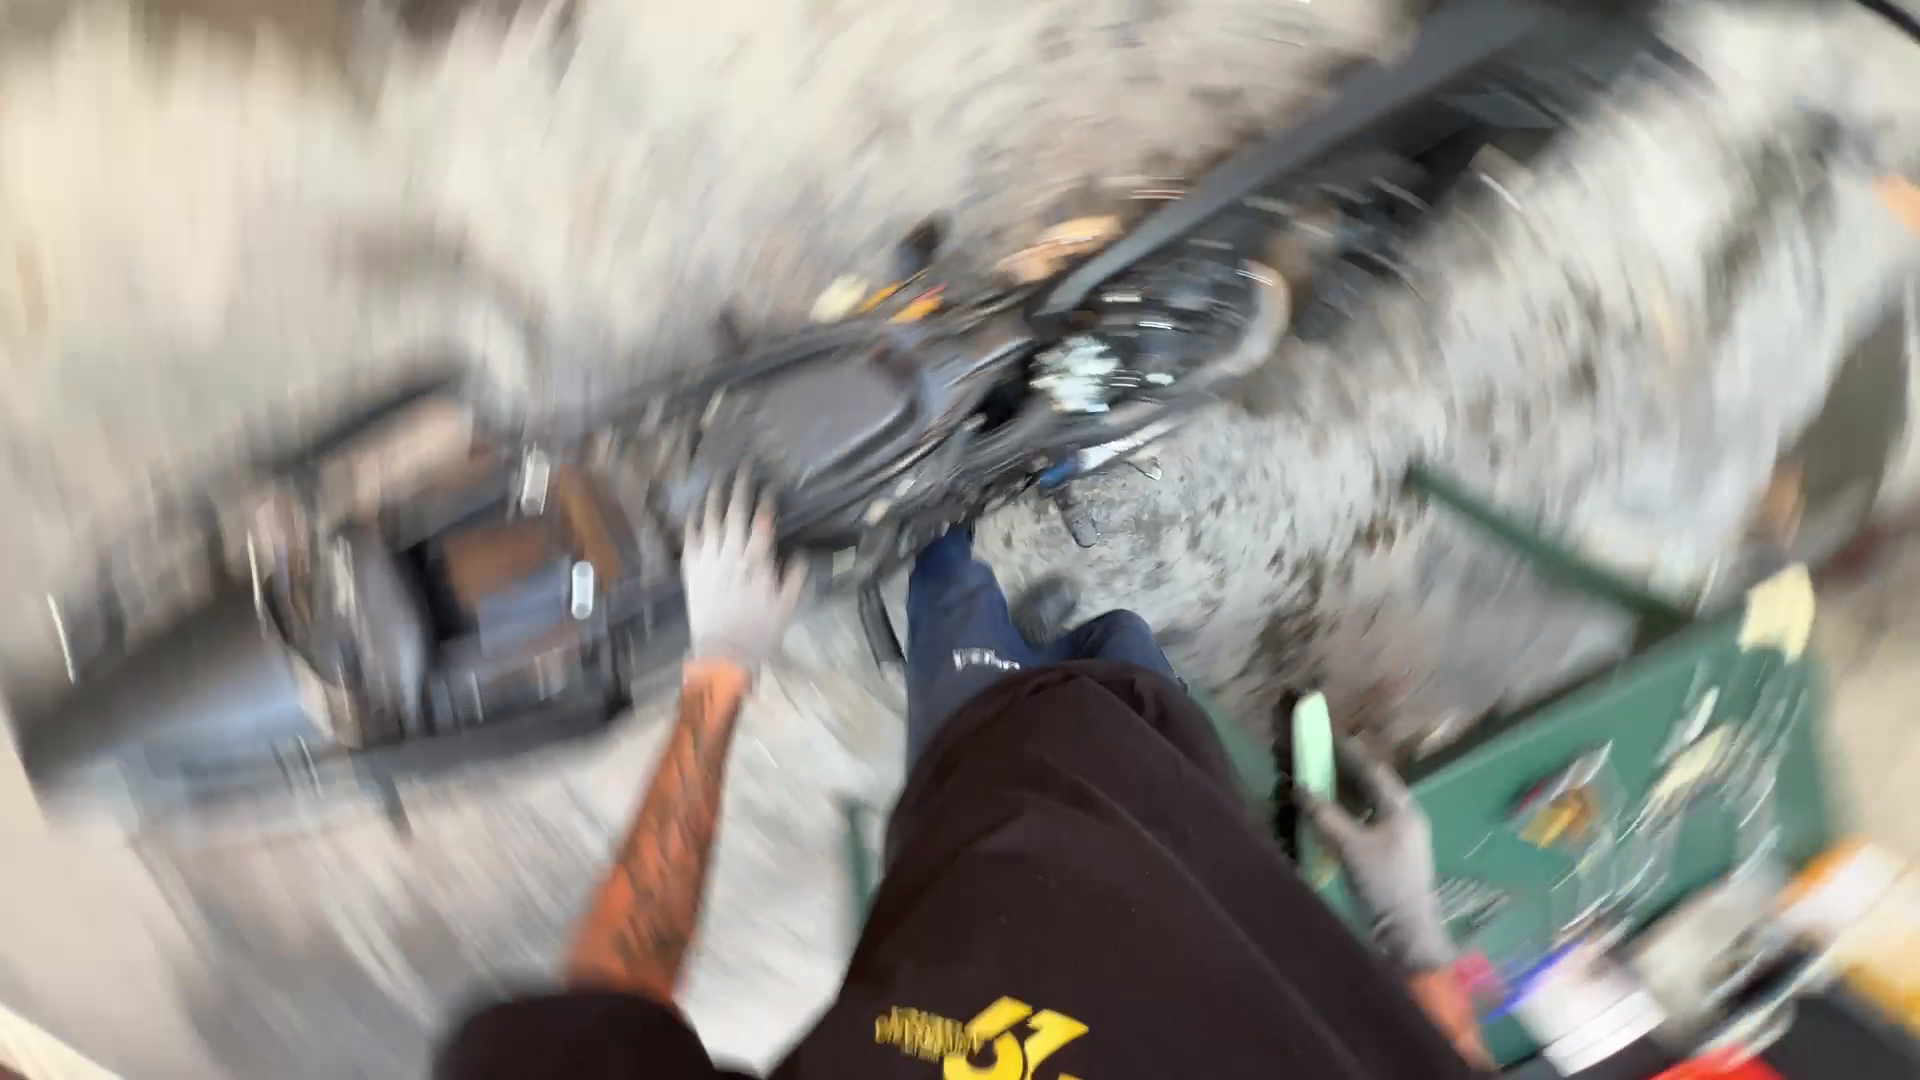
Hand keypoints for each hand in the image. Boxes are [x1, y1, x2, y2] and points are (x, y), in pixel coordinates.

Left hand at [682, 471, 807, 670]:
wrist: (723, 651)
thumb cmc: (760, 630)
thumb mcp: (787, 605)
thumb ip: (795, 576)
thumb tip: (801, 553)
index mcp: (758, 562)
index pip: (762, 521)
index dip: (766, 500)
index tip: (770, 486)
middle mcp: (732, 554)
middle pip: (735, 512)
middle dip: (740, 488)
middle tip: (743, 468)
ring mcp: (708, 560)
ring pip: (710, 520)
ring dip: (715, 498)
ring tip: (718, 481)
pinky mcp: (691, 570)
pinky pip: (690, 539)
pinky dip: (692, 523)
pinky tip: (694, 511)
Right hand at [1297, 739, 1453, 971]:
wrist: (1407, 934)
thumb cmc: (1383, 884)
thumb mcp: (1349, 846)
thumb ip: (1323, 813)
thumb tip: (1298, 787)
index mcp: (1401, 810)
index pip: (1373, 770)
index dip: (1350, 752)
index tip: (1327, 735)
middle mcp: (1403, 818)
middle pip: (1370, 784)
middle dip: (1343, 769)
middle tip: (1316, 754)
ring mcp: (1397, 837)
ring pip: (1366, 803)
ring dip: (1342, 790)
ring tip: (1316, 778)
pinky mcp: (1388, 854)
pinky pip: (1363, 820)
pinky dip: (1344, 810)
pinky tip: (1326, 812)